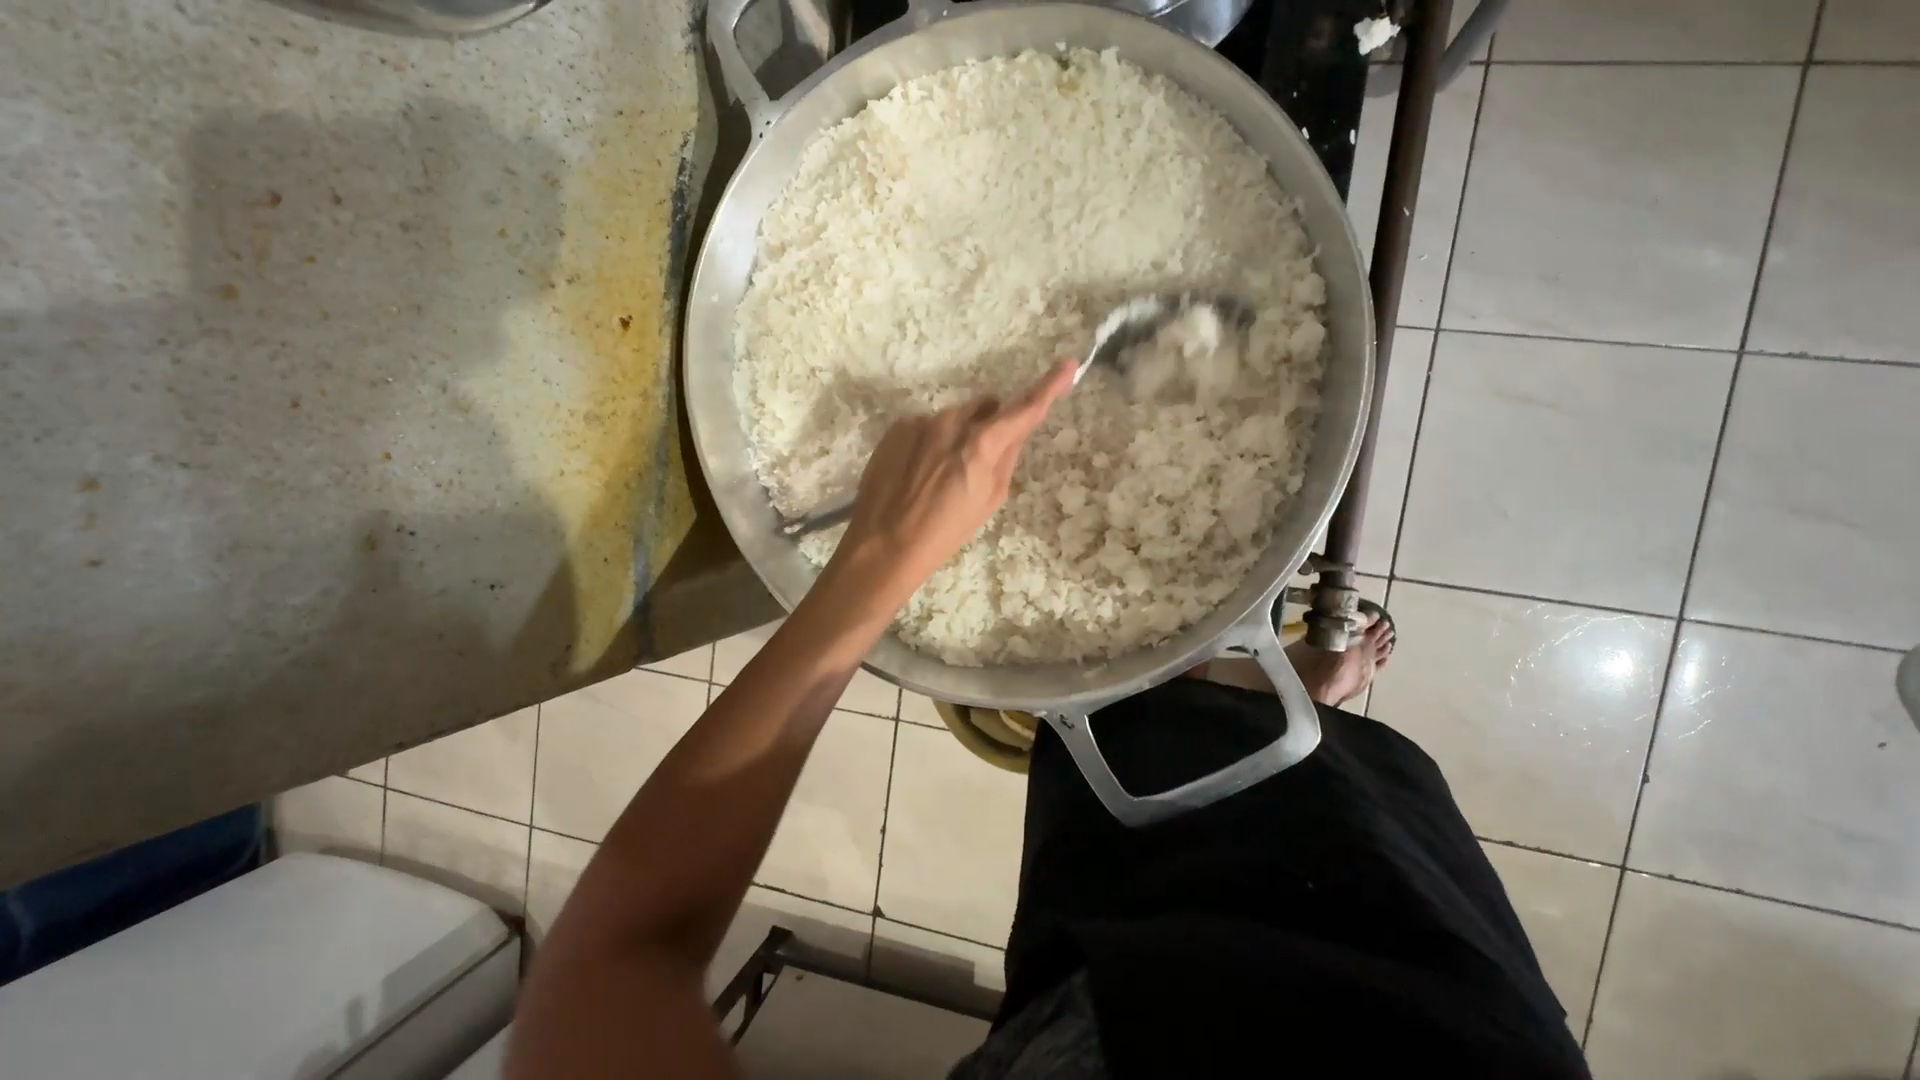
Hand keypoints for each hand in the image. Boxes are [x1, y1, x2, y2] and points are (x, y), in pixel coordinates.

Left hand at [824, 358, 1078, 611]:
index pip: (1024, 409)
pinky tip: (917, 472)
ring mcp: (920, 422)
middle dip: (988, 426)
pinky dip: (929, 443)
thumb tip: (1015, 431)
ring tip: (939, 475)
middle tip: (977, 463)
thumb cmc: (944, 531)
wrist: (884, 542)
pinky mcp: (897, 427)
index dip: (1049, 386)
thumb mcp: (988, 501)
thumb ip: (1006, 459)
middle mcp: (950, 423)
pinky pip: (924, 426)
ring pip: (952, 419)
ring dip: (955, 436)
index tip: (1067, 365)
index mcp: (980, 446)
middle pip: (983, 410)